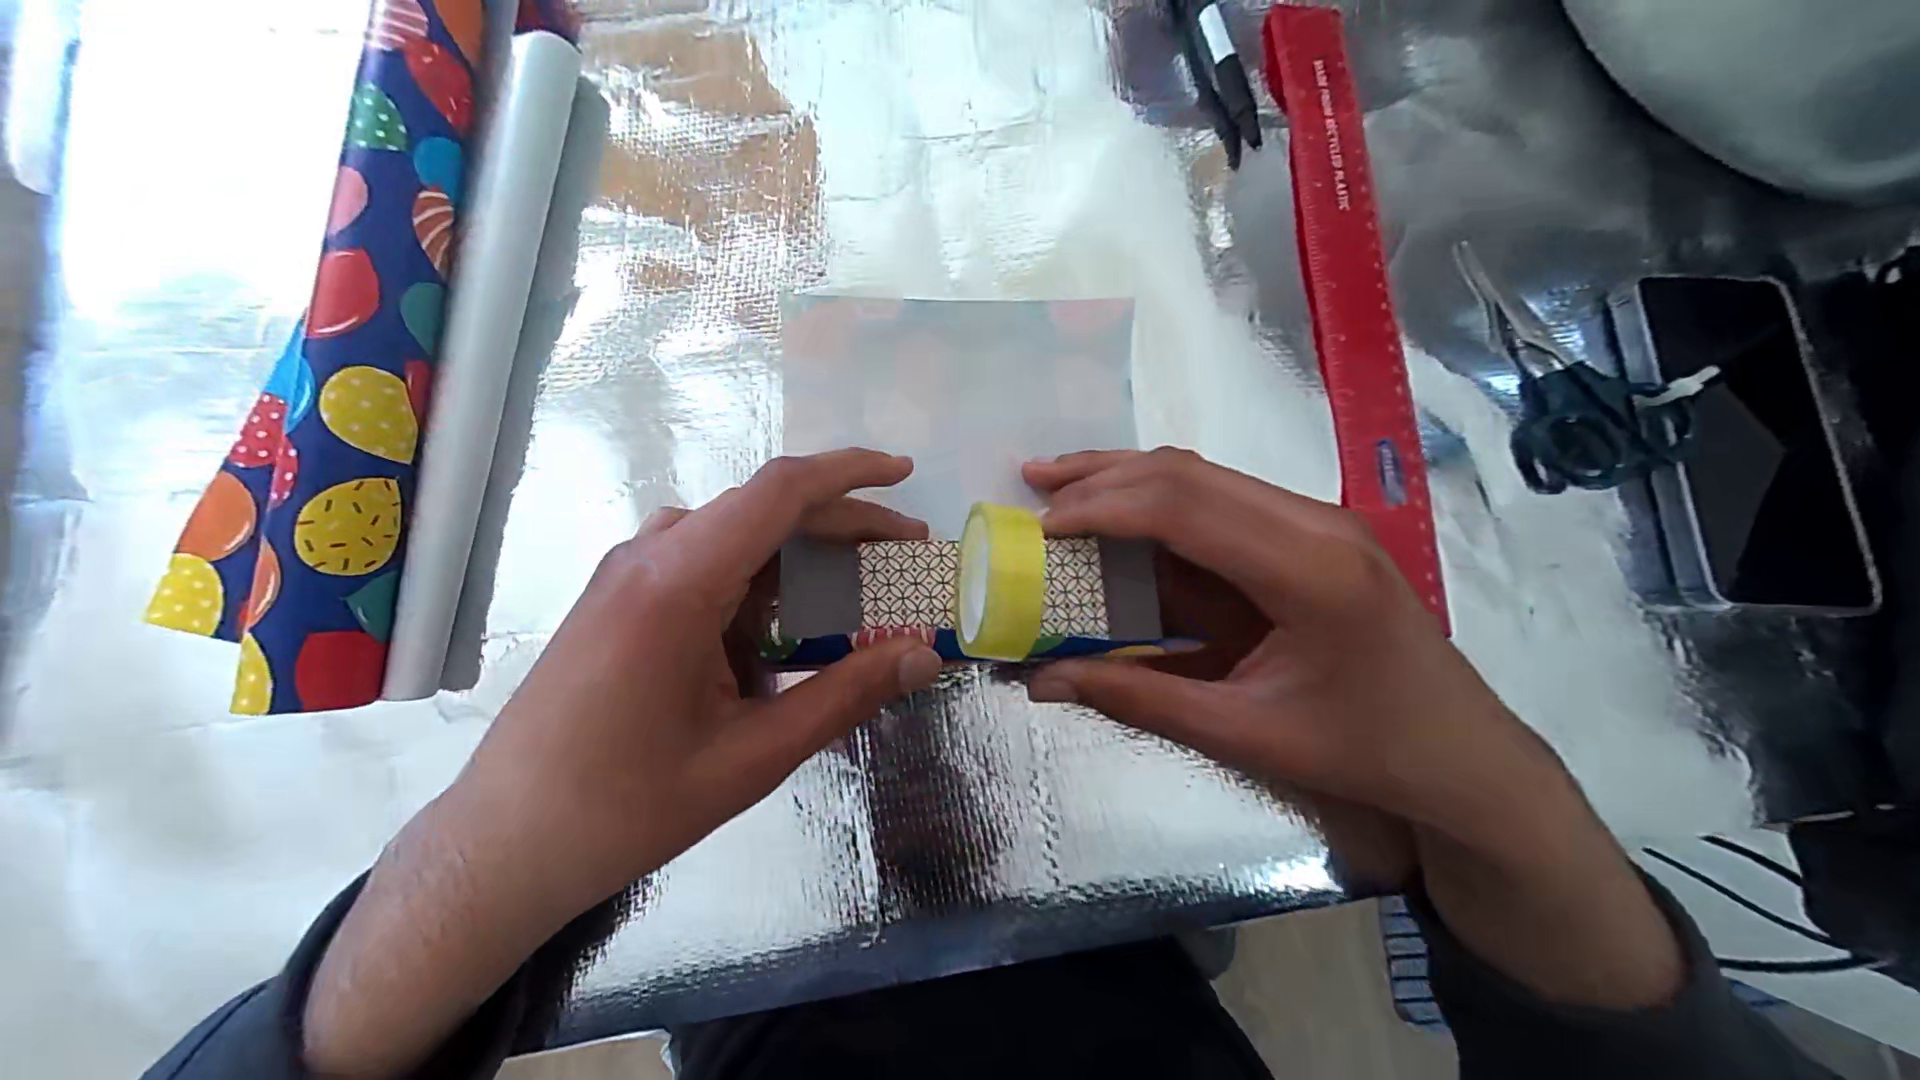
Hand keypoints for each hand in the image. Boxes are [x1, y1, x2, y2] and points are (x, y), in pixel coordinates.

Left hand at [304, 450, 942, 1077]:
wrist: (500, 848)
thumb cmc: (625, 808)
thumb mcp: (754, 757)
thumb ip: (847, 695)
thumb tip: (928, 655)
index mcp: (678, 583)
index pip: (780, 491)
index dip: (851, 471)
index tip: (905, 473)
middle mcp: (650, 556)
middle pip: (766, 510)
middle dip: (844, 525)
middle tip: (905, 555)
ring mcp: (629, 574)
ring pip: (739, 538)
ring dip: (803, 558)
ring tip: (855, 594)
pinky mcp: (622, 598)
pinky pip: (708, 567)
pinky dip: (763, 584)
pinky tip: (782, 633)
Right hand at [1023, 448, 1682, 1009]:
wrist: (1465, 756)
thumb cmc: (1363, 750)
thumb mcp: (1243, 734)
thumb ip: (1138, 698)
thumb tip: (1042, 681)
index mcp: (1309, 570)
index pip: (1183, 507)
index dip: (1102, 507)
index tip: (1041, 525)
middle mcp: (1315, 523)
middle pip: (1189, 472)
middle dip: (1102, 476)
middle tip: (1035, 485)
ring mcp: (1316, 520)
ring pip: (1203, 474)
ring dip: (1127, 477)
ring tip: (1060, 483)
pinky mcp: (1308, 531)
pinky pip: (1220, 498)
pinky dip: (1159, 500)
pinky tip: (1121, 510)